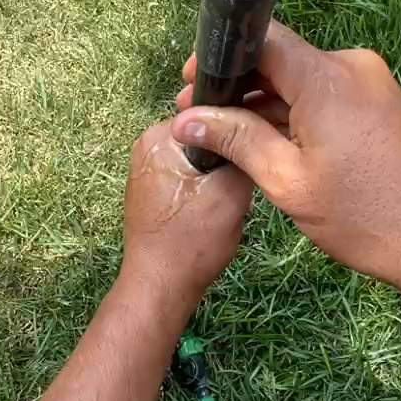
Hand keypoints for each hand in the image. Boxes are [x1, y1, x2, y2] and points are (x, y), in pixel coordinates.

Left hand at [118, 120, 253, 304]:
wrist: (161, 286)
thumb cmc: (192, 241)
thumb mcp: (232, 193)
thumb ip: (244, 154)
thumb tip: (254, 136)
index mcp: (160, 136)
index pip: (214, 115)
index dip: (239, 136)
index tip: (252, 157)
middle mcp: (147, 144)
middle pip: (208, 136)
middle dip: (226, 159)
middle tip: (237, 188)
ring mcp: (146, 167)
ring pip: (200, 158)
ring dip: (217, 176)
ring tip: (224, 202)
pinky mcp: (151, 188)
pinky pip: (188, 175)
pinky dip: (203, 189)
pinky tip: (209, 210)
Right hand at [172, 22, 400, 297]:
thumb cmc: (363, 216)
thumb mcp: (288, 181)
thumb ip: (236, 140)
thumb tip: (187, 120)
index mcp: (326, 77)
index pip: (262, 39)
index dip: (221, 56)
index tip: (190, 83)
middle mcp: (352, 66)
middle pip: (281, 60)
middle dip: (239, 87)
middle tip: (200, 120)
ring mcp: (373, 83)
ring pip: (303, 81)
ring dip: (268, 105)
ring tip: (232, 139)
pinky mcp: (383, 103)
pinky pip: (328, 96)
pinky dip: (298, 114)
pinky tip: (275, 144)